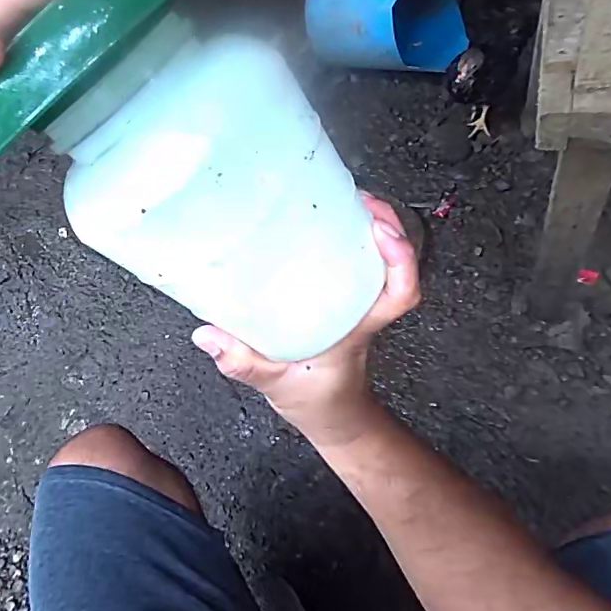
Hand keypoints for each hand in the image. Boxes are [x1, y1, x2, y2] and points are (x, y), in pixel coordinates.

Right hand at [191, 193, 420, 448]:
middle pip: (392, 262)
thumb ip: (244, 364)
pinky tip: (322, 225)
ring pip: (376, 259)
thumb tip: (210, 337)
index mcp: (358, 327)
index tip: (380, 229)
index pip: (399, 293)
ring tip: (343, 198)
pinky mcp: (341, 300)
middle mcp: (362, 308)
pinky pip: (354, 264)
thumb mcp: (276, 384)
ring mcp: (355, 302)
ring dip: (367, 226)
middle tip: (356, 196)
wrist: (332, 414)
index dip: (400, 258)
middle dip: (383, 223)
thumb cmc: (317, 400)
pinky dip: (346, 239)